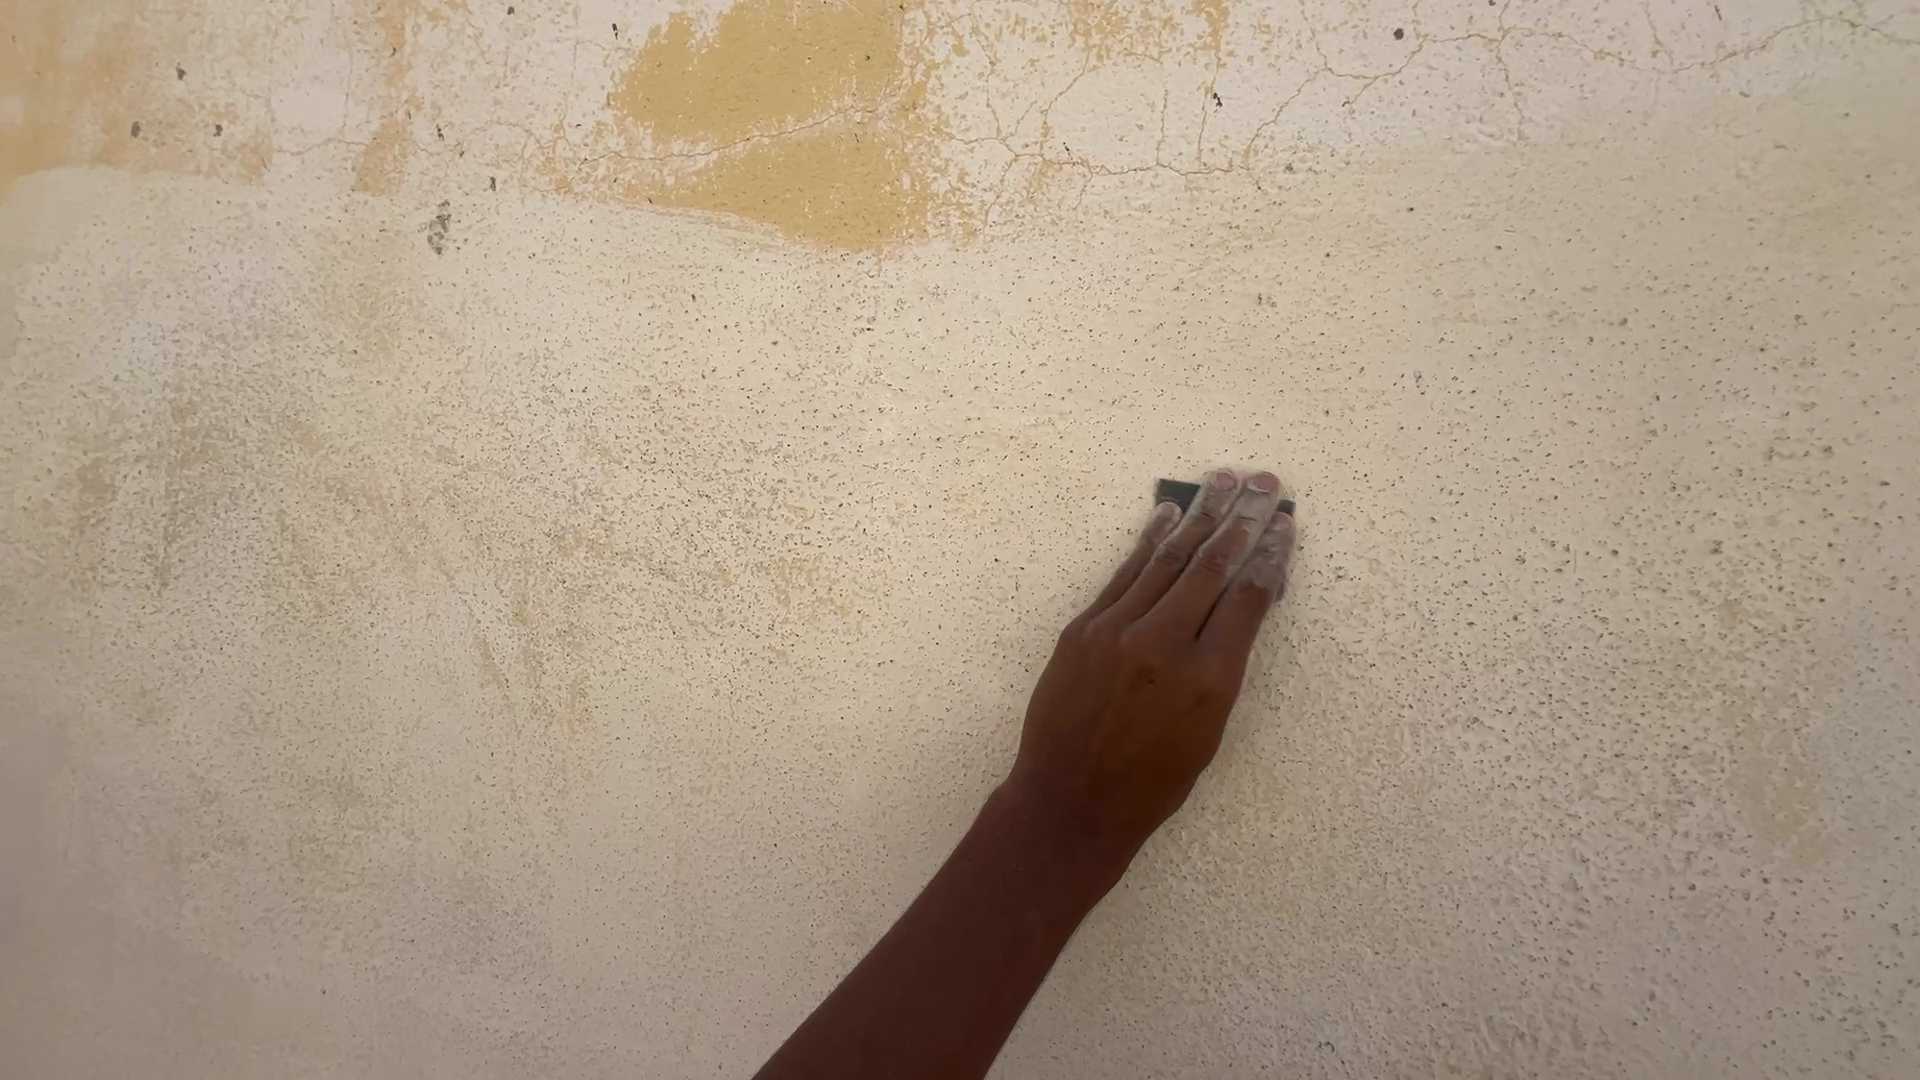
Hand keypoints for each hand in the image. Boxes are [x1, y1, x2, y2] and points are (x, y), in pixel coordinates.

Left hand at [1007, 469, 1295, 855]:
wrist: (1069, 799)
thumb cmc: (1150, 783)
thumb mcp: (1208, 734)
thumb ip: (1224, 668)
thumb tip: (1239, 612)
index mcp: (1210, 681)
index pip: (1249, 599)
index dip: (1270, 557)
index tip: (1284, 524)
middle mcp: (1165, 646)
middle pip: (1211, 568)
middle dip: (1241, 521)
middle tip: (1260, 481)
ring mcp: (1118, 631)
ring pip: (1166, 562)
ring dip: (1197, 518)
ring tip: (1220, 482)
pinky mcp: (1084, 628)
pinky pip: (1123, 575)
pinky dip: (1147, 543)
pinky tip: (1166, 516)